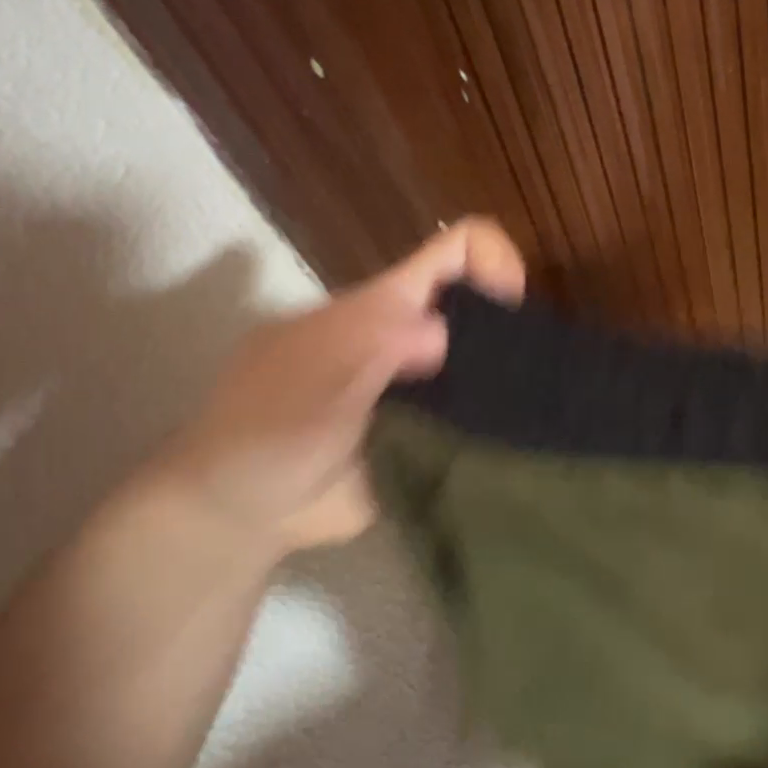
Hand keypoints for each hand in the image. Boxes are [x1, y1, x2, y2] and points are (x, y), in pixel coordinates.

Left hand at [148, 217, 524, 556]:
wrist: (244, 513)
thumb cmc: (265, 435)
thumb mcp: (311, 378)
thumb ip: (372, 346)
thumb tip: (445, 332)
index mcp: (382, 309)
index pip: (452, 254)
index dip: (492, 259)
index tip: (513, 308)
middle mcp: (413, 339)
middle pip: (483, 309)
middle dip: (514, 329)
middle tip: (524, 379)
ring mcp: (429, 387)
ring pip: (490, 363)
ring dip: (514, 379)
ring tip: (520, 417)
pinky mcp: (438, 433)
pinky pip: (486, 415)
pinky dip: (505, 420)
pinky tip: (508, 444)